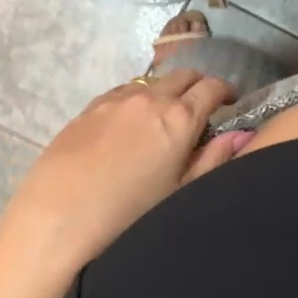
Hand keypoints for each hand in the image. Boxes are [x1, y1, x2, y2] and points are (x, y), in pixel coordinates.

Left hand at [3, 69, 251, 271]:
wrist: (55, 220)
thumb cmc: (127, 214)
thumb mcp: (179, 192)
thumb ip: (213, 159)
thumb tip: (243, 134)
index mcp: (180, 118)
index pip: (212, 87)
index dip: (226, 92)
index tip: (230, 104)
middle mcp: (151, 99)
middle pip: (184, 76)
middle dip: (198, 86)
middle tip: (201, 109)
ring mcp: (117, 100)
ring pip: (153, 82)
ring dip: (166, 91)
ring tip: (163, 119)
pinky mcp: (90, 107)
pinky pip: (124, 91)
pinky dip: (138, 98)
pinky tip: (131, 123)